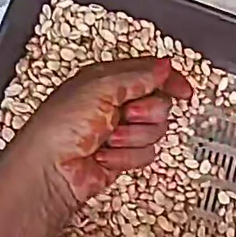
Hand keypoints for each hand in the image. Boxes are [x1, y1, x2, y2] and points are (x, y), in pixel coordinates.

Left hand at [0, 57, 194, 221]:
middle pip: (159, 104)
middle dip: (147, 112)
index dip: (170, 80)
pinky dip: (127, 157)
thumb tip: (165, 66)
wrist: (50, 170)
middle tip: (127, 116)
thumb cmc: (61, 126)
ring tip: (109, 139)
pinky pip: (146, 154)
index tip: (185, 91)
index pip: (150, 74)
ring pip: (156, 131)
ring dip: (134, 137)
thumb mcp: (100, 87)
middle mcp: (116, 104)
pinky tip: (105, 157)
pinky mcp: (123, 156)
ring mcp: (121, 132)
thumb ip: (137, 75)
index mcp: (108, 80)